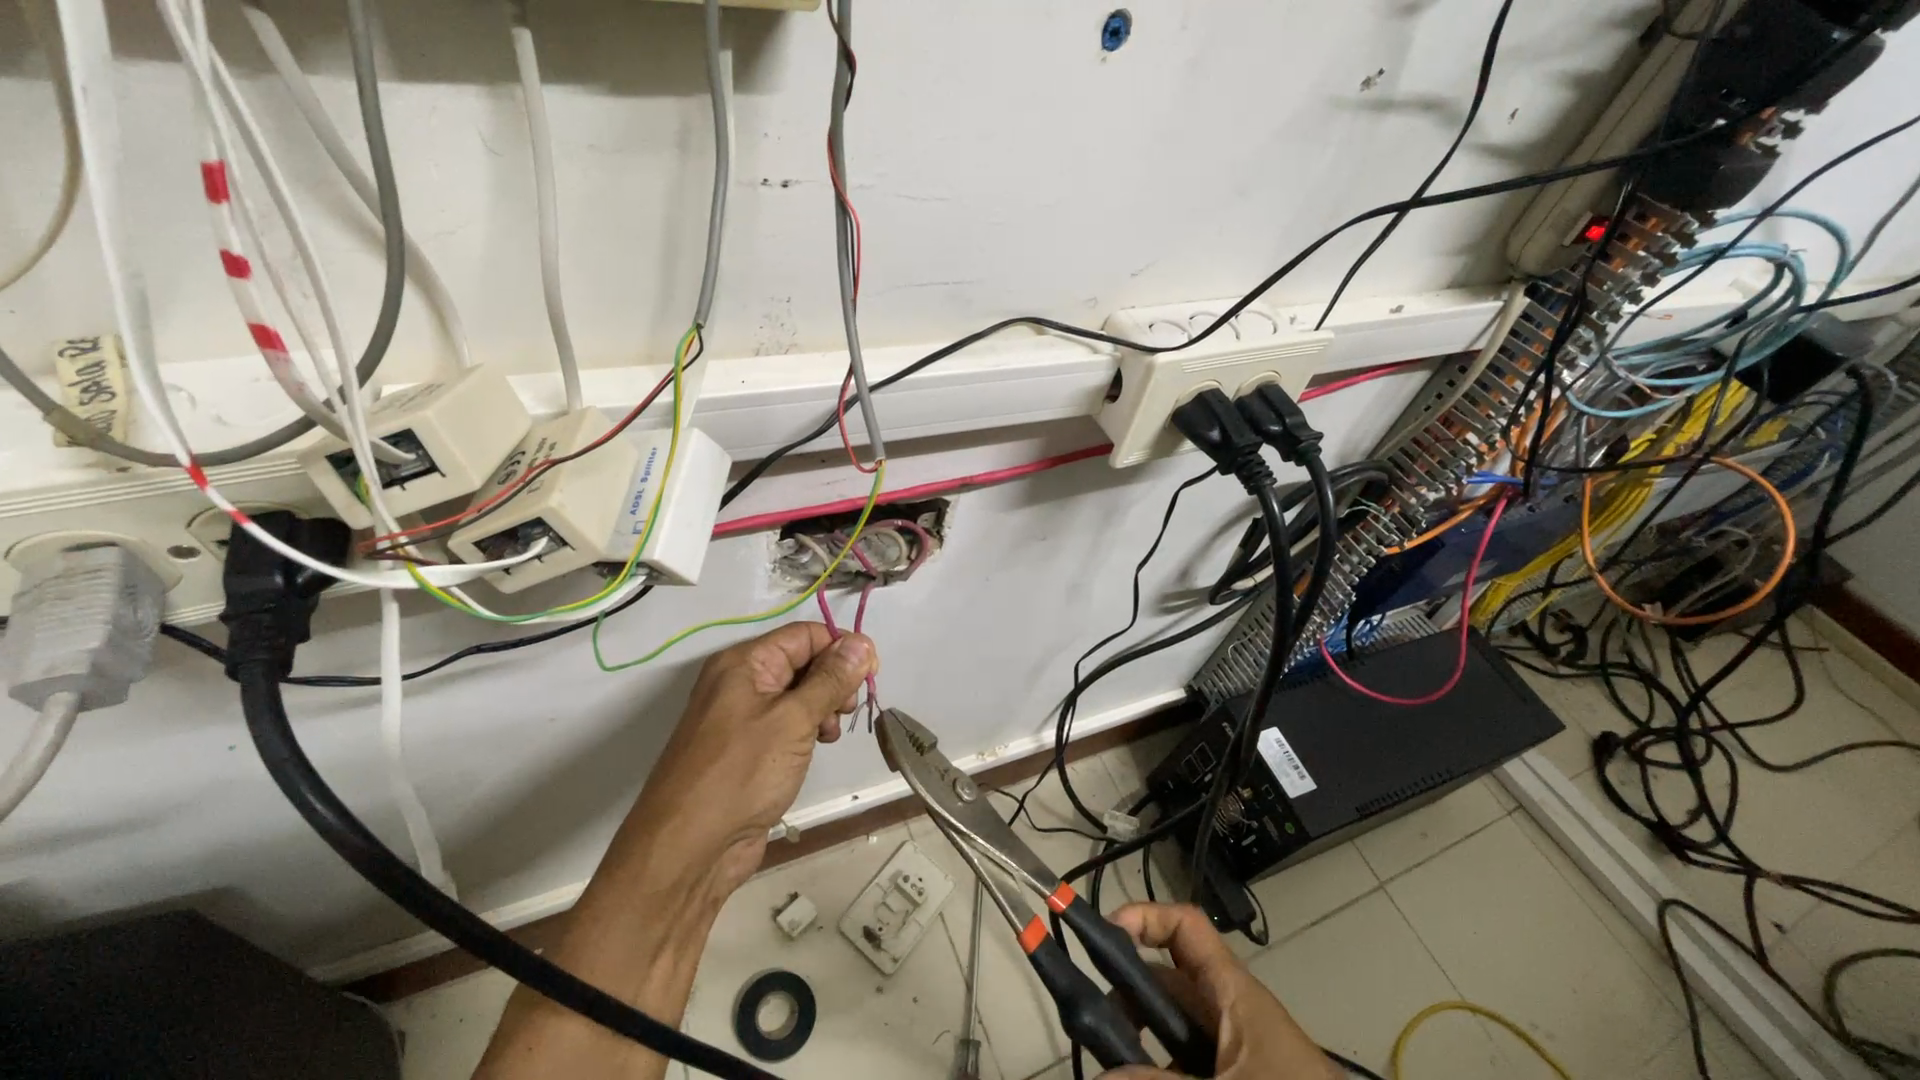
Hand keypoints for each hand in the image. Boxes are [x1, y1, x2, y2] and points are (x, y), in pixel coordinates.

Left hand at [625, 622, 878, 898]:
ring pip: (798, 694)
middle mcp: (740, 683)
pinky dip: (808, 729)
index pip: (804, 635)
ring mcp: (742, 717)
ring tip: (828, 735)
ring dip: (823, 708)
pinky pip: (787, 723)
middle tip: (847, 711)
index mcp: (744, 663)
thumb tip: (862, 643)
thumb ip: (830, 680)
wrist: (690, 847)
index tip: (872, 675)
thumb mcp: (793, 720)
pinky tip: (817, 748)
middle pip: (802, 661)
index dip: (841, 648)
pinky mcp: (748, 749)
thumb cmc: (741, 774)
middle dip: (834, 680)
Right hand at [1101, 904, 1342, 1079]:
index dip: (1144, 918)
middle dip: (1124, 1001)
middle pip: (1164, 986)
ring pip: (1168, 1034)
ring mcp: (1231, 1055)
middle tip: (1089, 1033)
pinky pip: (1182, 1067)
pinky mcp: (1232, 1079)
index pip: (1186, 928)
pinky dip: (1156, 1072)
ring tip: (1108, 1068)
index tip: (1101, 936)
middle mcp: (1229, 1016)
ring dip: (1136, 1049)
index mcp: (1234, 994)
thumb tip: (1097, 1076)